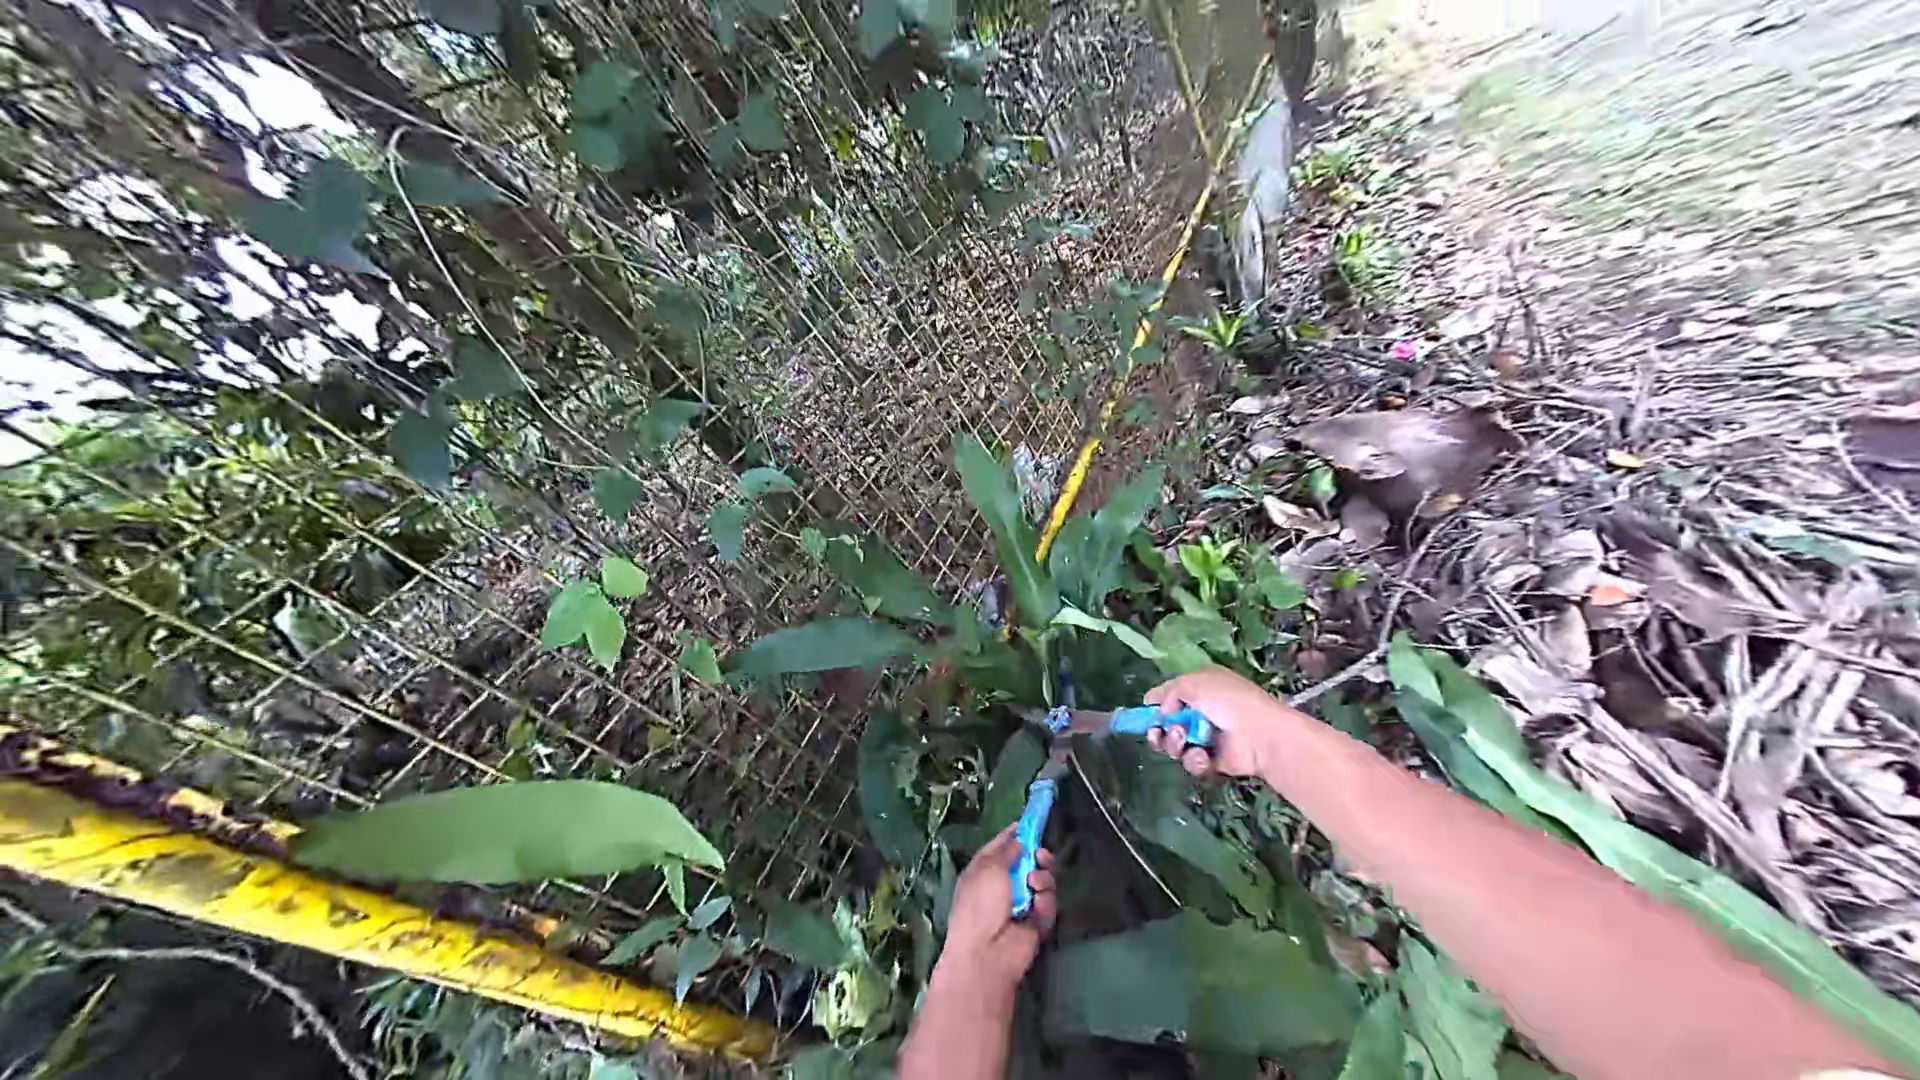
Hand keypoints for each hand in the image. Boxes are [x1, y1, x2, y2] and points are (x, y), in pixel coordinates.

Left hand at [935, 826, 1054, 994]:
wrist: (988, 953)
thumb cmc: (980, 905)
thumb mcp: (989, 869)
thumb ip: (1007, 850)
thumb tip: (1019, 839)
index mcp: (985, 869)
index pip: (1003, 845)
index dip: (1016, 834)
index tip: (1031, 822)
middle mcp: (1004, 883)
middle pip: (1029, 860)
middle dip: (1038, 856)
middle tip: (1040, 856)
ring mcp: (1022, 902)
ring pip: (1043, 879)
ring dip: (1042, 878)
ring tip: (1035, 883)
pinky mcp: (1037, 920)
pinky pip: (1048, 902)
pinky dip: (1045, 900)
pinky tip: (1037, 905)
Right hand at [1144, 667, 1303, 778]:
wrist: (1261, 734)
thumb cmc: (1228, 700)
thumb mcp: (1192, 683)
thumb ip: (1168, 692)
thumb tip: (1156, 707)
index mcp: (1200, 687)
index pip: (1170, 695)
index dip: (1157, 704)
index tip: (1146, 712)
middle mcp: (1202, 711)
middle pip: (1167, 724)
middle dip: (1160, 729)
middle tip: (1159, 731)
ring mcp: (1207, 737)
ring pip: (1175, 745)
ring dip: (1174, 743)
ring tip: (1184, 739)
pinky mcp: (1213, 761)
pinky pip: (1192, 761)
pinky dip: (1194, 759)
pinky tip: (1203, 755)